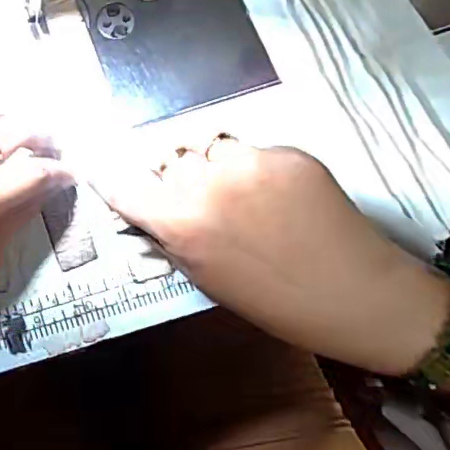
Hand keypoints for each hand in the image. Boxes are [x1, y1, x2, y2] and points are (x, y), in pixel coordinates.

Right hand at [97, 137, 449, 378]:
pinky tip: (280, 195)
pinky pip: (254, 149)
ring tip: (246, 194)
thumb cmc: (275, 301)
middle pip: (171, 157)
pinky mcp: (286, 152)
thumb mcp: (209, 278)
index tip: (97, 161)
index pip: (126, 186)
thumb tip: (154, 210)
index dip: (110, 175)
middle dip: (178, 173)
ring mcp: (249, 163)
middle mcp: (206, 185)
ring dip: (217, 165)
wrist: (352, 292)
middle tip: (202, 195)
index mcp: (182, 225)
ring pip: (212, 147)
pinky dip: (256, 167)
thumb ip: (175, 237)